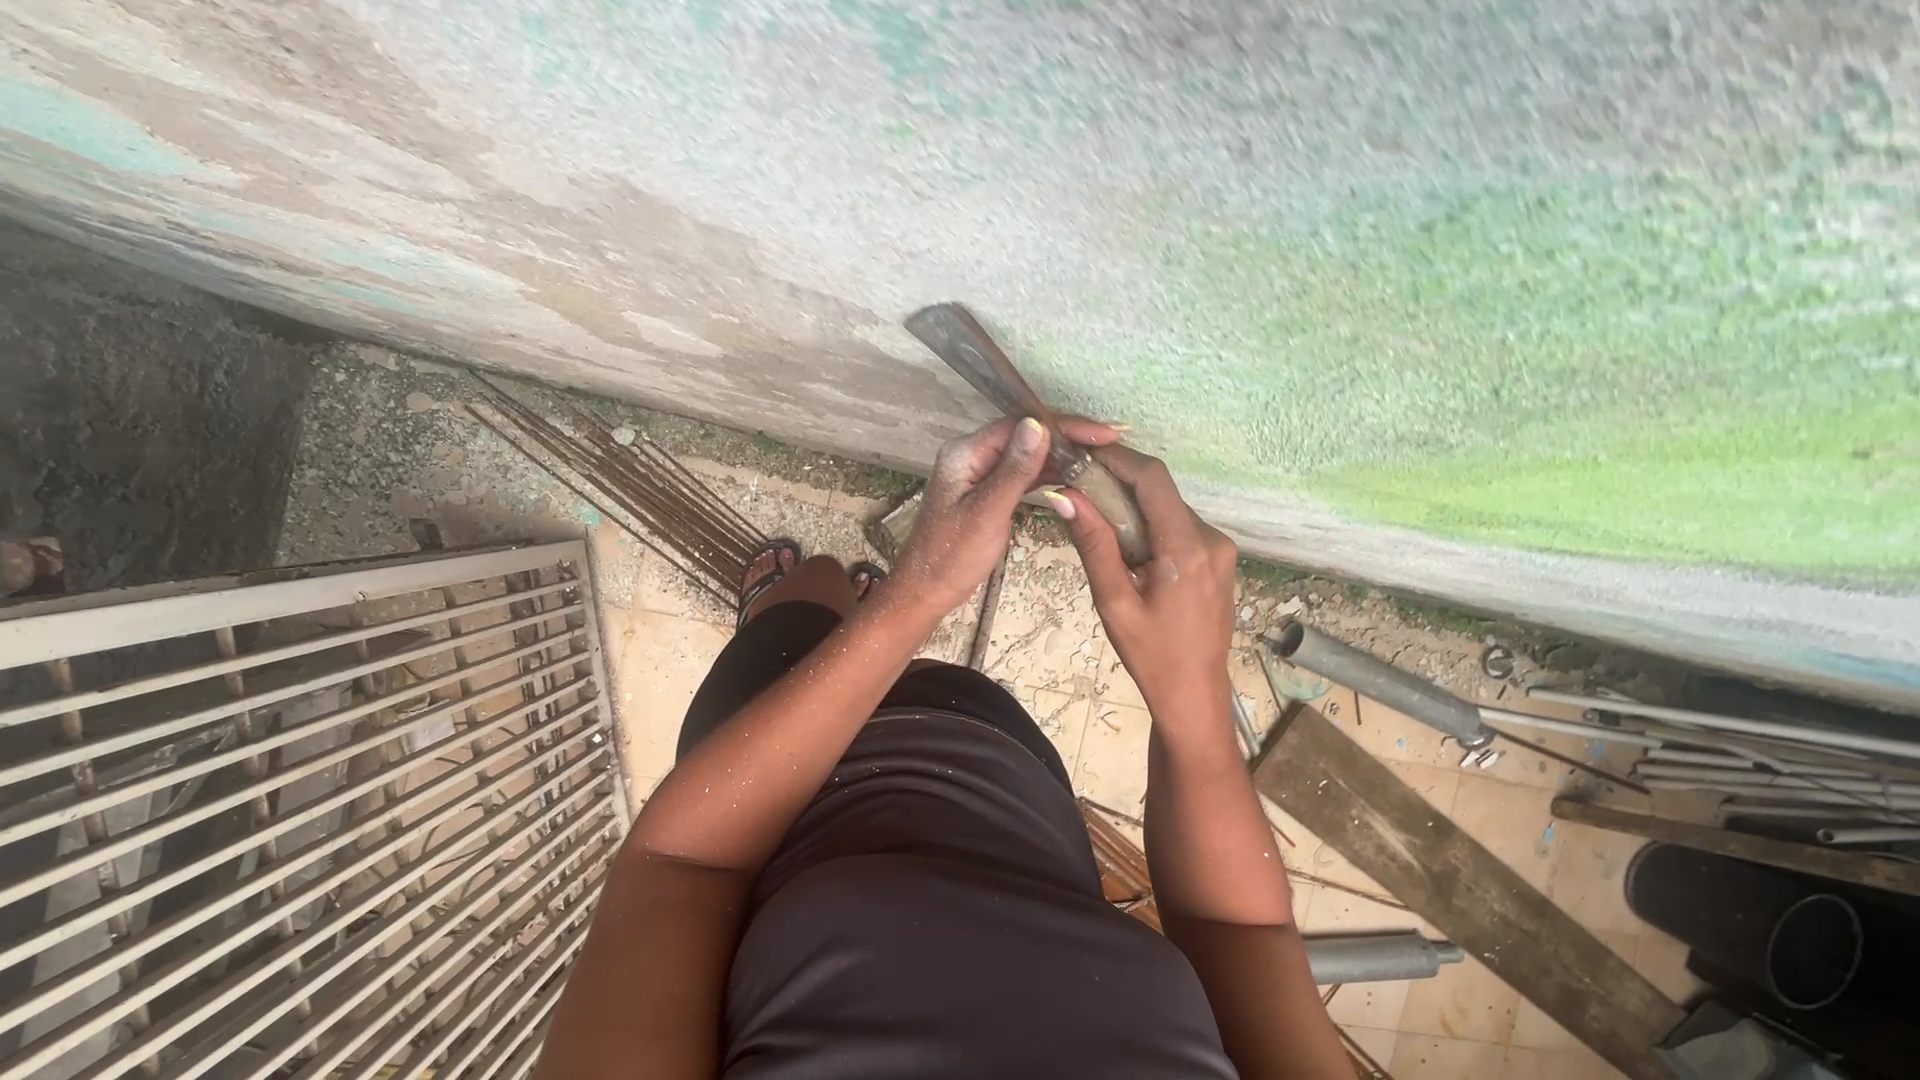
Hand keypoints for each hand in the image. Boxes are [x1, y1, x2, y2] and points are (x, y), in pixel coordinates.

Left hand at [894, 415, 1121, 615]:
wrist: (926, 591)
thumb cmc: (952, 557)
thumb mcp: (987, 513)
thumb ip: (1014, 470)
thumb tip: (1039, 426)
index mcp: (966, 453)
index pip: (1020, 426)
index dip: (1063, 425)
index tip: (1102, 434)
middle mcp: (972, 455)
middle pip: (1026, 435)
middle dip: (1068, 437)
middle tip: (1111, 443)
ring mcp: (979, 473)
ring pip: (1027, 454)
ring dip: (1061, 456)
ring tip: (1101, 459)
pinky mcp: (987, 492)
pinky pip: (1022, 474)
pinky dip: (1048, 475)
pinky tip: (1075, 477)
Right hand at [1053, 446, 1237, 719]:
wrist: (1195, 693)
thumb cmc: (1151, 654)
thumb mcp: (1114, 602)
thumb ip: (1094, 544)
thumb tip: (1065, 496)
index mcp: (1188, 547)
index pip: (1154, 479)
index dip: (1119, 458)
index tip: (1084, 455)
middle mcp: (1212, 539)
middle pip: (1161, 493)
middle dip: (1120, 486)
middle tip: (1079, 492)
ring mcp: (1220, 549)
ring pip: (1169, 509)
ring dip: (1135, 509)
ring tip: (1098, 525)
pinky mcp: (1219, 559)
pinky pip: (1180, 528)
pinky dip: (1151, 527)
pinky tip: (1127, 549)